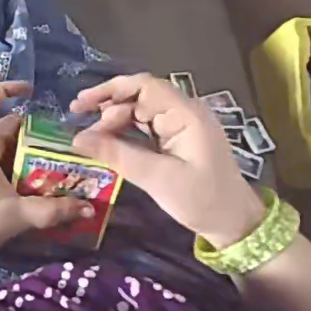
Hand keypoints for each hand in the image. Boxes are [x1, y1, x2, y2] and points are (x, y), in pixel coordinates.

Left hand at [0, 81, 95, 263]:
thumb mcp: (17, 215)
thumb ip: (54, 210)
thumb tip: (88, 206)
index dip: (2, 90)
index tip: (27, 90)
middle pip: (4, 128)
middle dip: (32, 131)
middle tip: (62, 141)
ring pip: (4, 148)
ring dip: (28, 152)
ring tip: (59, 162)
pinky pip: (0, 165)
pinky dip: (19, 168)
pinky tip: (40, 182)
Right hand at [69, 73, 267, 247]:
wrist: (234, 224)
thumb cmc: (201, 200)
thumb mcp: (156, 178)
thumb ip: (117, 155)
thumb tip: (77, 139)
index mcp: (186, 114)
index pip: (144, 86)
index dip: (110, 90)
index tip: (81, 104)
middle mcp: (183, 112)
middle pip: (139, 97)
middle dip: (108, 108)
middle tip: (82, 131)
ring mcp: (181, 125)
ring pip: (139, 111)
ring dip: (113, 121)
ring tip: (91, 139)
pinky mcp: (177, 139)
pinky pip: (145, 126)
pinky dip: (124, 132)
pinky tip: (108, 142)